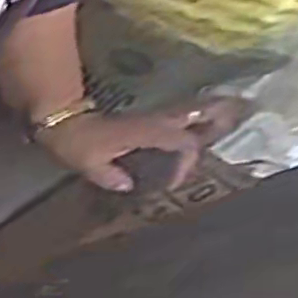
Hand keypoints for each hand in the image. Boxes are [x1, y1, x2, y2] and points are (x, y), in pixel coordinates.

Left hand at [36, 97, 245, 192]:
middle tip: (233, 134)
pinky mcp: (147, 117)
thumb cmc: (77, 144)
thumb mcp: (90, 165)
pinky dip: (191, 123)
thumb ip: (111, 177)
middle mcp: (160, 120)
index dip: (187, 162)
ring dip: (212, 119)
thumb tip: (128, 187)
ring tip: (220, 133)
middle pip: (207, 111)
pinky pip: (178, 118)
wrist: (65, 122)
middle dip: (225, 120)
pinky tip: (190, 135)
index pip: (185, 143)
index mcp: (150, 132)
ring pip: (197, 110)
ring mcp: (155, 116)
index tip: (173, 183)